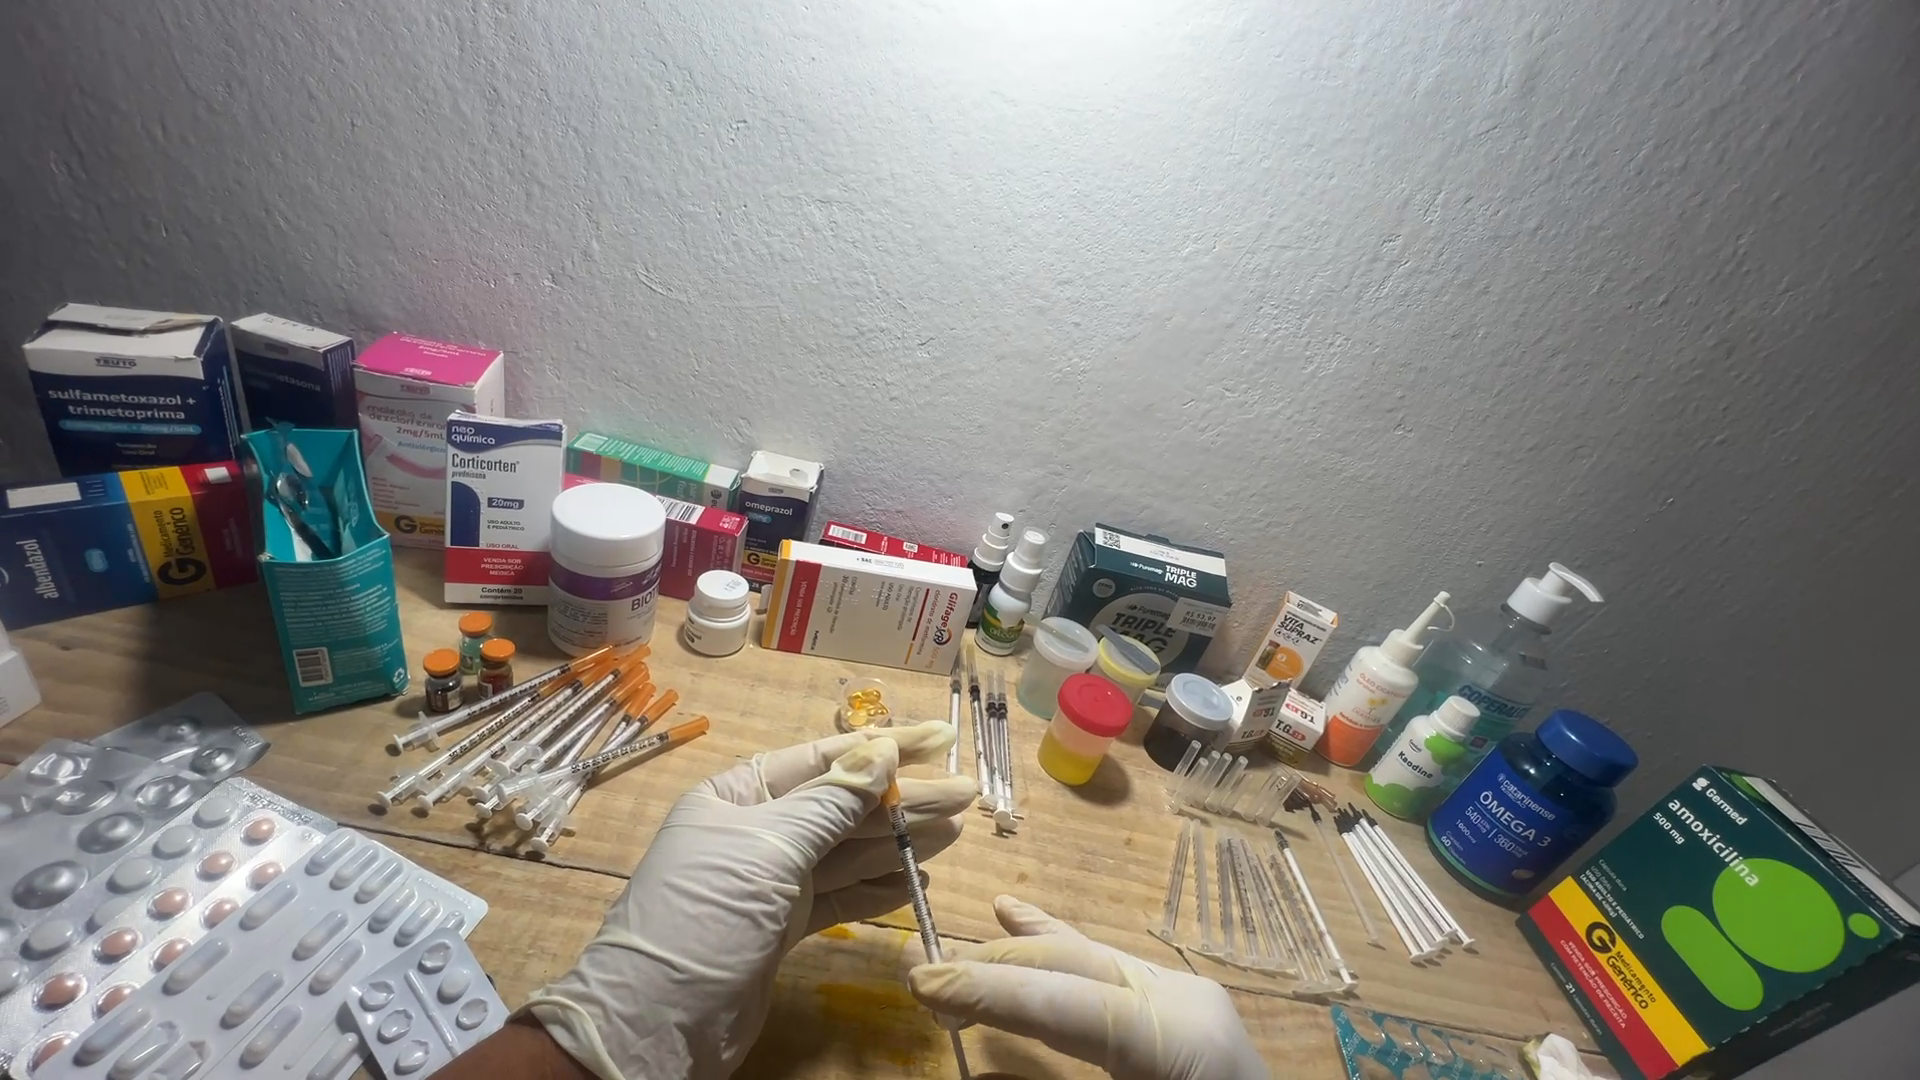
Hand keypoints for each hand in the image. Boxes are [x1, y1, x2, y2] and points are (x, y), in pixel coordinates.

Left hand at [524, 721, 977, 1079]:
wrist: (651, 1029)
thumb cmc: (706, 918)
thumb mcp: (771, 850)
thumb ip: (832, 802)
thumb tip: (881, 751)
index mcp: (742, 794)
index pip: (827, 758)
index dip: (887, 746)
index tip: (940, 736)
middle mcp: (759, 829)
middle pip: (846, 805)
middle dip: (905, 799)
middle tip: (966, 794)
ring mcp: (773, 878)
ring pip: (850, 850)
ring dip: (902, 840)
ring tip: (957, 830)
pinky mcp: (784, 922)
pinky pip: (842, 893)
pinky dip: (879, 886)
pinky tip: (918, 877)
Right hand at [909, 896, 1269, 1079]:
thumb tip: (982, 1071)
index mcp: (1180, 1039)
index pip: (1069, 1002)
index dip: (993, 991)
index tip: (927, 985)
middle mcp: (1180, 1000)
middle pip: (1072, 967)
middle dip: (996, 969)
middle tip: (928, 981)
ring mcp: (1182, 995)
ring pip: (1084, 955)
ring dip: (1017, 950)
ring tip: (959, 944)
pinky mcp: (1177, 1005)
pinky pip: (1104, 969)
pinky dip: (1057, 946)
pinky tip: (1020, 917)